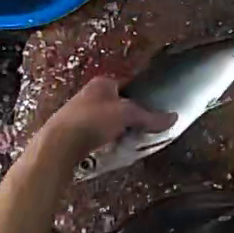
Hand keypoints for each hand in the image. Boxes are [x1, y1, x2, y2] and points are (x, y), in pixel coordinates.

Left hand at [35, 77, 175, 159]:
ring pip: (107, 120)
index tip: (152, 109)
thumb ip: (151, 117)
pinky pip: (97, 134)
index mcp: (102, 83)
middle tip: (142, 128)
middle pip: (118, 104)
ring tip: (128, 141)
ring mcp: (79, 113)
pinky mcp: (74, 132)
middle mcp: (89, 95)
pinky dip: (105, 140)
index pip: (128, 85)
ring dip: (117, 130)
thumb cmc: (93, 120)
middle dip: (129, 116)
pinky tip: (110, 149)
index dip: (141, 96)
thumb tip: (174, 117)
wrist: (59, 144)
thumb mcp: (127, 115)